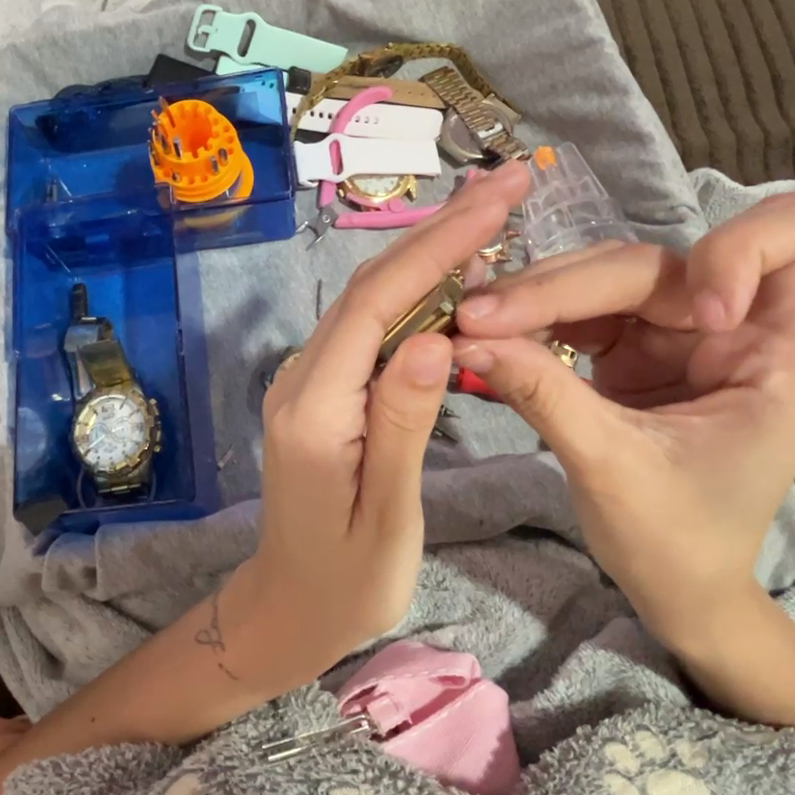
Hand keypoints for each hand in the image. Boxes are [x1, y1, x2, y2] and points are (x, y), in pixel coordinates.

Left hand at [240, 159, 535, 688]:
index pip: (379, 304)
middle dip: (438, 233)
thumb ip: (403, 423)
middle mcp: (301, 380)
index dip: (438, 247)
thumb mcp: (386, 513)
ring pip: (368, 301)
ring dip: (426, 255)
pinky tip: (451, 280)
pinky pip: (366, 329)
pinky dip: (411, 295)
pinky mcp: (319, 393)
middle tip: (505, 186)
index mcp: (315, 408)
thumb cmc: (347, 581)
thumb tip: (435, 335)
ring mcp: (306, 383)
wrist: (289, 608)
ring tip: (489, 215)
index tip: (497, 200)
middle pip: (370, 288)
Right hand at [450, 193, 794, 646]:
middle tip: (479, 319)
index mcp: (778, 353)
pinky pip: (577, 308)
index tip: (688, 316)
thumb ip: (544, 393)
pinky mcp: (631, 346)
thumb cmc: (674, 540)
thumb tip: (465, 337)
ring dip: (535, 295)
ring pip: (603, 276)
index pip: (793, 238)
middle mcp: (730, 326)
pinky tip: (491, 334)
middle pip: (651, 262)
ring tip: (471, 326)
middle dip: (565, 286)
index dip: (736, 251)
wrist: (673, 585)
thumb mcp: (610, 466)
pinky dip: (533, 315)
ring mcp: (674, 333)